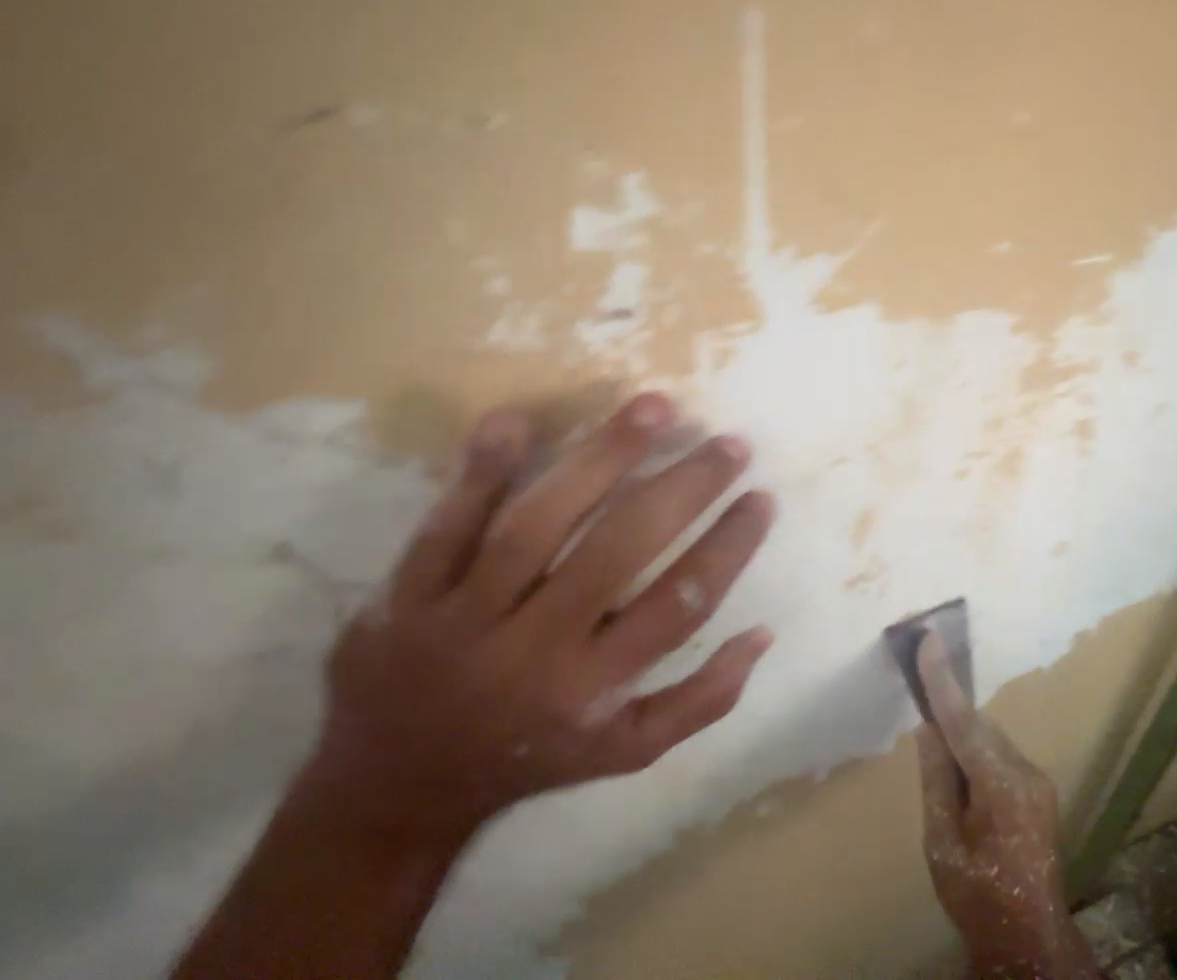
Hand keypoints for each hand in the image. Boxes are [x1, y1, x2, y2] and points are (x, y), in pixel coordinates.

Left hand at [303, 393, 776, 840]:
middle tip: (729, 443)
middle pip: (617, 552)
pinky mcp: (406, 596)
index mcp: (593, 688)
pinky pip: (444, 526)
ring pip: (536, 525)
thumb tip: (762, 633)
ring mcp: (463, 616)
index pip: (678, 605)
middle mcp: (534, 647)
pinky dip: (480, 472)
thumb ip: (701, 700)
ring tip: (654, 407)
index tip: (761, 498)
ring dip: (600, 459)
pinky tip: (515, 419)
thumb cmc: (532, 758)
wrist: (394, 788)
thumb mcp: (627, 751)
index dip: (728, 547)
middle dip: (682, 489)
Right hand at [915, 636, 1102, 978]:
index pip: (964, 723)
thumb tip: (929, 729)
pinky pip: (1000, 758)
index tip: (929, 640)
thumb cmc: (976, 893)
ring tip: (938, 765)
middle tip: (918, 700)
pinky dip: (977, 757)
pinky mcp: (1039, 790)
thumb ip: (936, 780)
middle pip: (979, 729)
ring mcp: (1038, 780)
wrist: (1028, 933)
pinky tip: (961, 781)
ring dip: (962, 740)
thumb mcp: (941, 842)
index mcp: (1001, 785)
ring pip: (991, 741)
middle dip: (949, 717)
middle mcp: (1027, 772)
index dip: (942, 682)